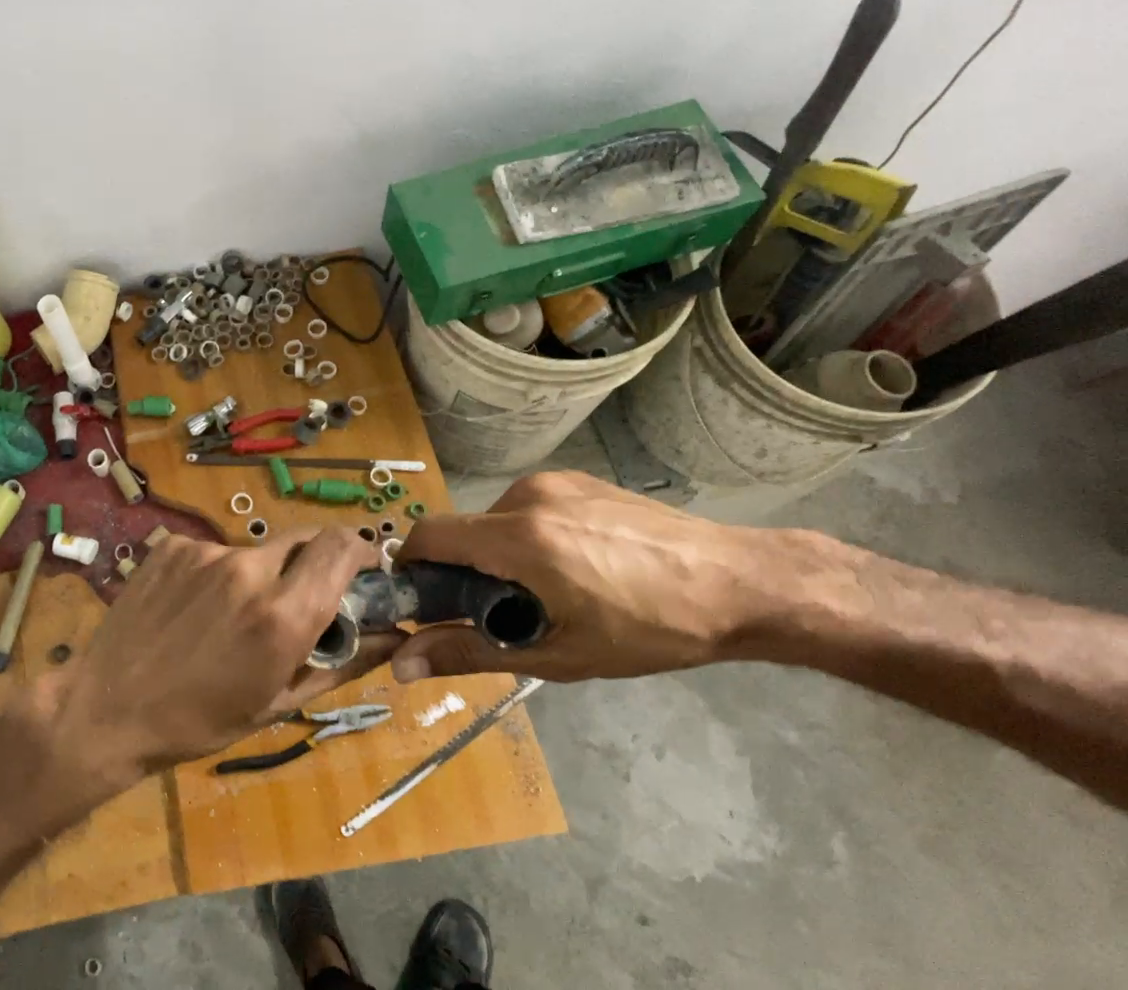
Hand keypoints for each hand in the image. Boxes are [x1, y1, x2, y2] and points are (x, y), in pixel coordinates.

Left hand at [48, 528, 383, 778]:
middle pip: (303, 539)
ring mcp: (204, 553)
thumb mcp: (278, 703)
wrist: (107, 708)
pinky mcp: (170, 546)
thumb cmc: (200, 720)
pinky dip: (217, 573)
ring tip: (230, 617)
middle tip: (299, 599)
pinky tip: (193, 609)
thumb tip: (394, 637)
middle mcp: (248, 570)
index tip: (361, 570)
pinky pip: (212, 551)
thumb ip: (342, 662)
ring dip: (261, 574)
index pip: (342, 545)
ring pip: (255, 550)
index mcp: (283, 613)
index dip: (360, 551)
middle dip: (313, 563)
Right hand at [391, 471, 783, 682]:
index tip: (423, 605)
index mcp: (518, 538)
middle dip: (462, 572)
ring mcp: (557, 482)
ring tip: (547, 593)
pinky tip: (574, 567)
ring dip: (497, 556)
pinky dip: (527, 538)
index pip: (427, 536)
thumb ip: (471, 652)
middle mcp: (528, 496)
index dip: (411, 570)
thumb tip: (401, 664)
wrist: (743, 583)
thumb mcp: (558, 654)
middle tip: (499, 615)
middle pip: (462, 532)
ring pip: (493, 521)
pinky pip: (527, 508)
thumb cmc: (651, 629)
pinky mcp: (581, 480)